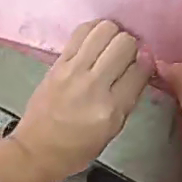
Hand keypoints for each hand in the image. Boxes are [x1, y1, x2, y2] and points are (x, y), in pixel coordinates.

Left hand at [4, 19, 153, 181]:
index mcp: (111, 109)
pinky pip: (81, 33)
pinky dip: (93, 31)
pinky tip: (94, 42)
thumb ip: (128, 98)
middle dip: (131, 46)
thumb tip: (141, 65)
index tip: (141, 65)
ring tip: (109, 46)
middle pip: (124, 43)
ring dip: (113, 34)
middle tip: (125, 56)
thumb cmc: (76, 149)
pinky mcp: (57, 64)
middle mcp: (93, 86)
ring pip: (104, 30)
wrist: (35, 150)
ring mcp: (73, 72)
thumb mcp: (112, 131)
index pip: (141, 69)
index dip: (145, 63)